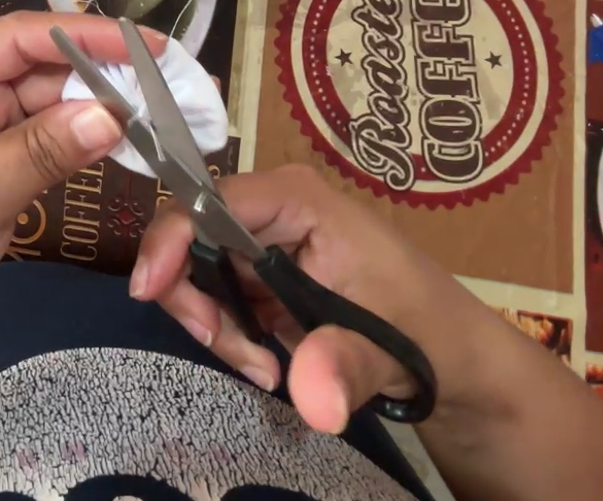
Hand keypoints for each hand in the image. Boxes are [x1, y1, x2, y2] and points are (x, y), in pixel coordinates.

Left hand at [0, 12, 162, 346]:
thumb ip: (39, 152)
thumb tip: (113, 114)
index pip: (16, 38)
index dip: (84, 34)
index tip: (146, 45)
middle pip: (37, 65)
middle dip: (100, 73)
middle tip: (170, 89)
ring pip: (46, 100)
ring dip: (96, 107)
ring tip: (161, 114)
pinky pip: (41, 136)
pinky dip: (79, 139)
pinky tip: (122, 143)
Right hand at [132, 165, 493, 433]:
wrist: (453, 357)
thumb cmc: (430, 331)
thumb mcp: (390, 350)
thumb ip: (343, 365)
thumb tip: (312, 404)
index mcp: (296, 199)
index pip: (209, 202)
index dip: (171, 238)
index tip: (149, 292)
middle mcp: (269, 206)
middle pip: (190, 234)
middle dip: (194, 297)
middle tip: (226, 349)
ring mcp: (260, 236)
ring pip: (194, 267)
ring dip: (212, 322)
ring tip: (262, 367)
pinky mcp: (257, 266)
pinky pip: (212, 291)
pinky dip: (225, 330)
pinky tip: (263, 361)